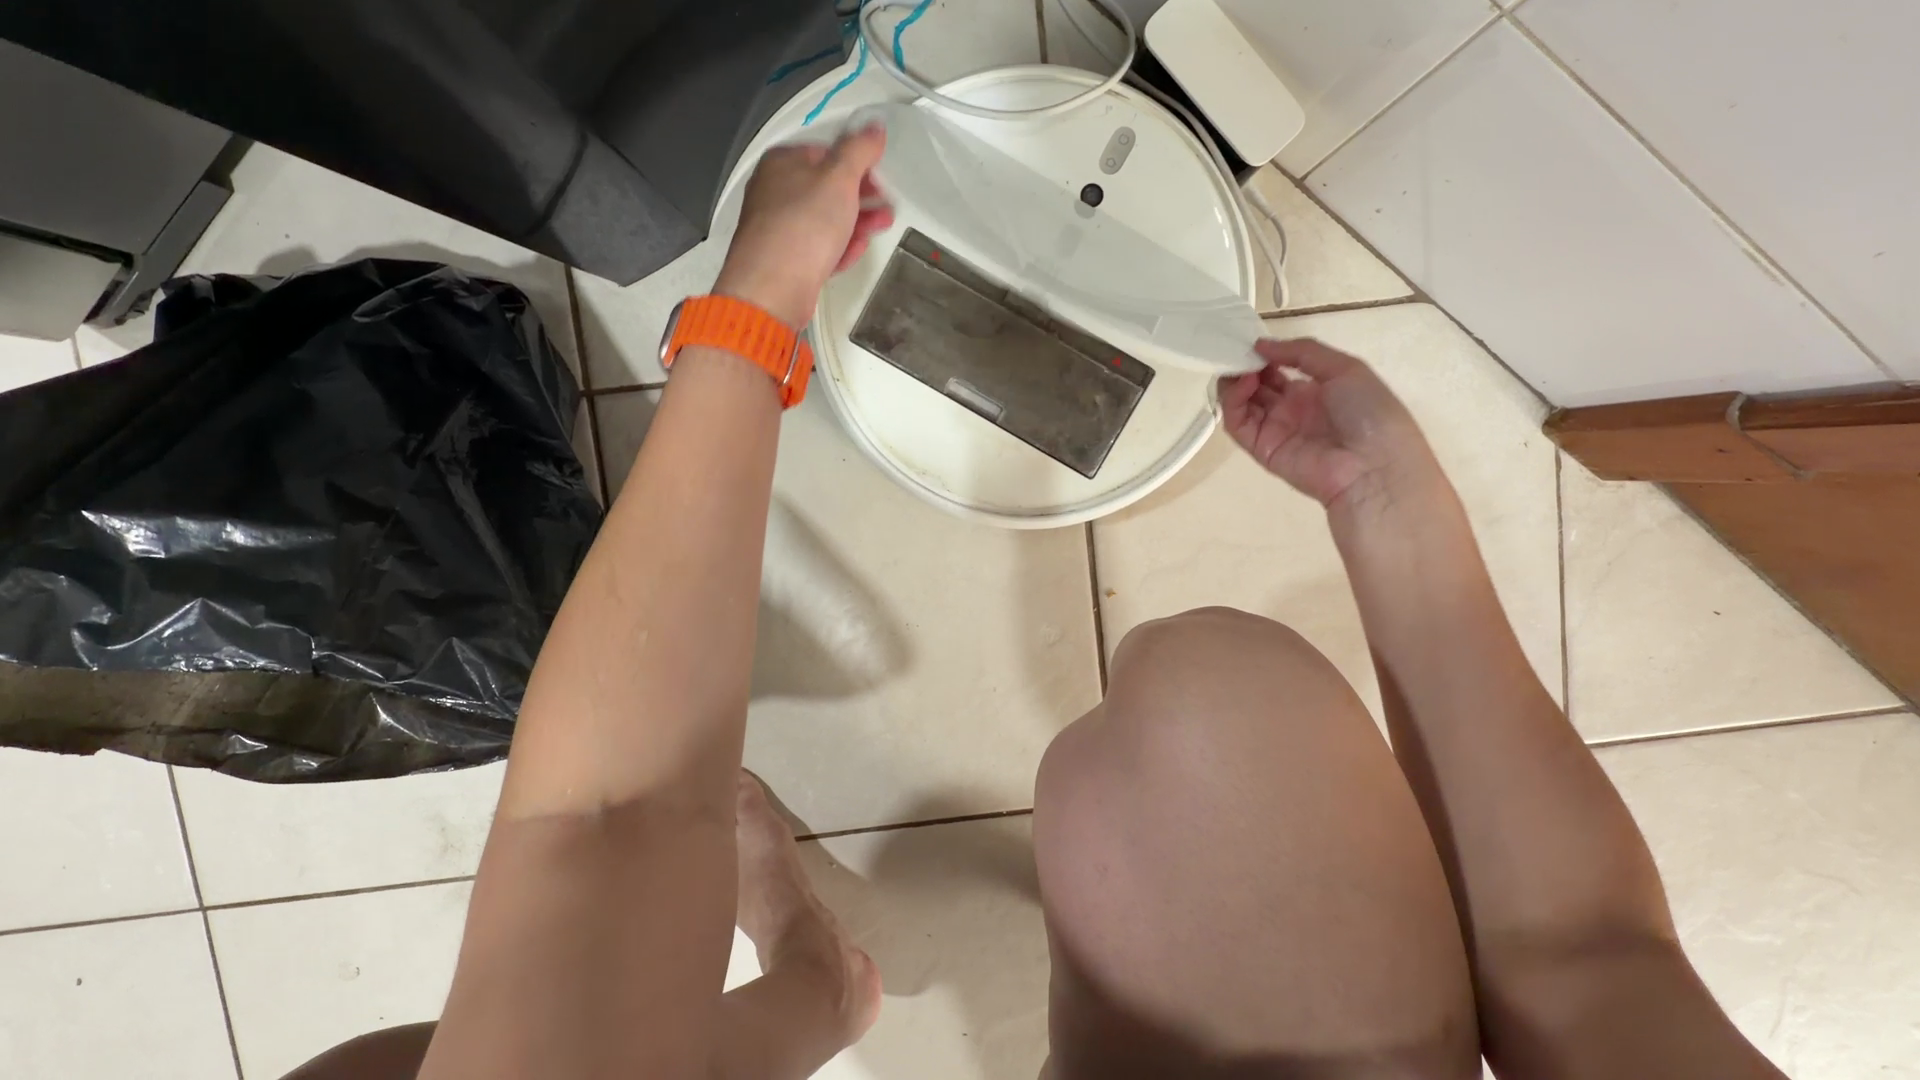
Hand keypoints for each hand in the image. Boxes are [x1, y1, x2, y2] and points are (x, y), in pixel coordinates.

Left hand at [713, 123, 895, 327]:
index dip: (857, 164)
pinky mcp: (787, 259)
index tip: (878, 177)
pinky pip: (818, 248)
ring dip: (855, 223)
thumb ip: (859, 150)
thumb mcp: (839, 178)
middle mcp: (775, 192)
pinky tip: (853, 251)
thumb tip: (874, 129)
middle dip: (860, 198)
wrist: (773, 288)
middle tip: (884, 206)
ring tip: (879, 227)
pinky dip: (838, 248)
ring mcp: (779, 228)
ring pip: (825, 220)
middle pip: (827, 188)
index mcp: (782, 163)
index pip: (827, 152)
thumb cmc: (800, 229)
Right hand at [1219, 339, 1435, 509]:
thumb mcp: (1345, 368)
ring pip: (1242, 404)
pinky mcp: (1261, 449)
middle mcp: (1292, 409)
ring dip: (1235, 382)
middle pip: (1255, 386)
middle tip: (1237, 352)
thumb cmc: (1369, 412)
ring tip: (1239, 367)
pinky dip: (1234, 402)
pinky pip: (1238, 425)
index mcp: (1315, 390)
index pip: (1277, 370)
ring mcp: (1275, 429)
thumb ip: (1302, 352)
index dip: (1263, 356)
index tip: (1253, 342)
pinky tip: (1245, 384)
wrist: (1374, 466)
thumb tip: (1260, 345)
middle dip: (1244, 367)